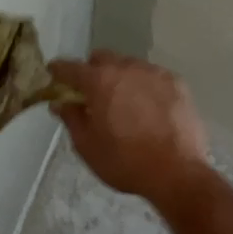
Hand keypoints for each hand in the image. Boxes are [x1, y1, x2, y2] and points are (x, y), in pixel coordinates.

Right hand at [48, 51, 213, 209]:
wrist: (178, 174)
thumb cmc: (126, 162)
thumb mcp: (88, 147)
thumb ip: (71, 119)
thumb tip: (60, 102)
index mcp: (98, 81)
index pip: (70, 67)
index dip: (59, 70)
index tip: (53, 74)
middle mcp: (124, 67)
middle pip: (101, 59)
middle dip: (93, 72)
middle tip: (95, 96)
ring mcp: (152, 72)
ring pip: (128, 65)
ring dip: (121, 79)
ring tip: (127, 105)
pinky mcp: (175, 82)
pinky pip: (152, 76)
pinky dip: (146, 87)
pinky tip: (151, 109)